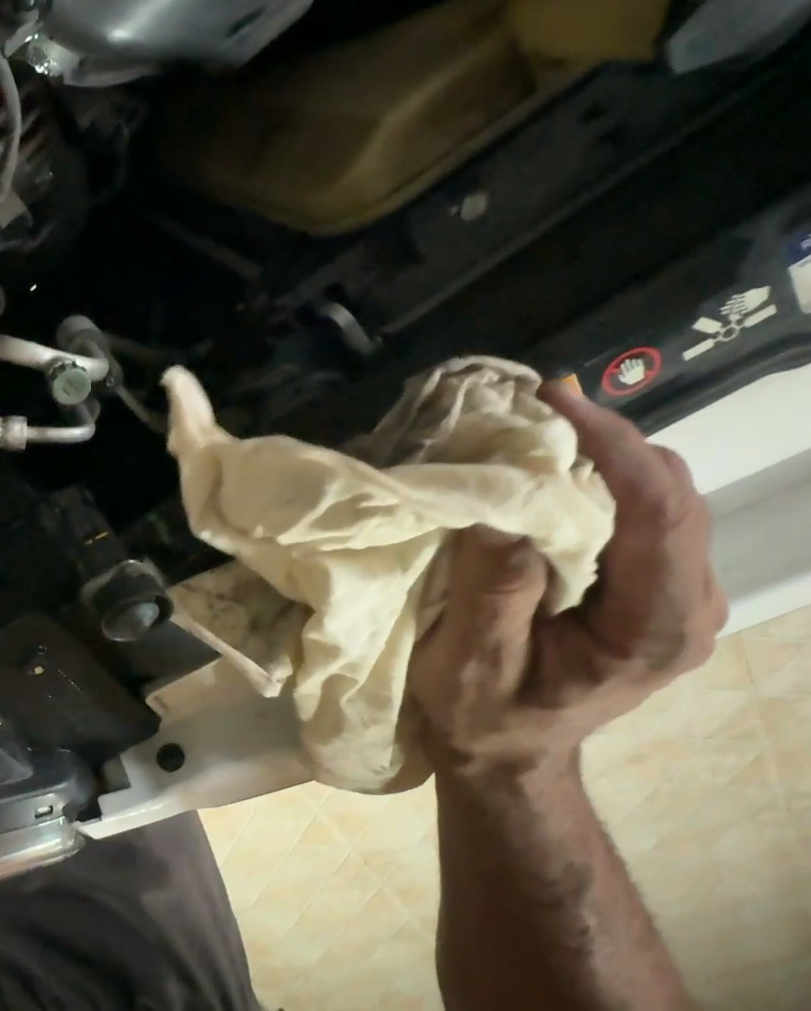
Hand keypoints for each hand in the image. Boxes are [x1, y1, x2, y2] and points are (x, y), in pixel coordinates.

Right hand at [410, 381, 727, 775]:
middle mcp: (686, 605)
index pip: (660, 516)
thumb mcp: (473, 664)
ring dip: (605, 454)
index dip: (615, 449)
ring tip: (541, 424)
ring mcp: (673, 595)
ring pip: (662, 498)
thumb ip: (494, 594)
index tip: (557, 403)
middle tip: (539, 403)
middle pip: (674, 496)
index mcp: (655, 627)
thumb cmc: (484, 715)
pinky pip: (640, 514)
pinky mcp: (647, 587)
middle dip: (612, 439)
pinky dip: (599, 478)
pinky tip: (551, 467)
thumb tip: (500, 520)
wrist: (506, 754)